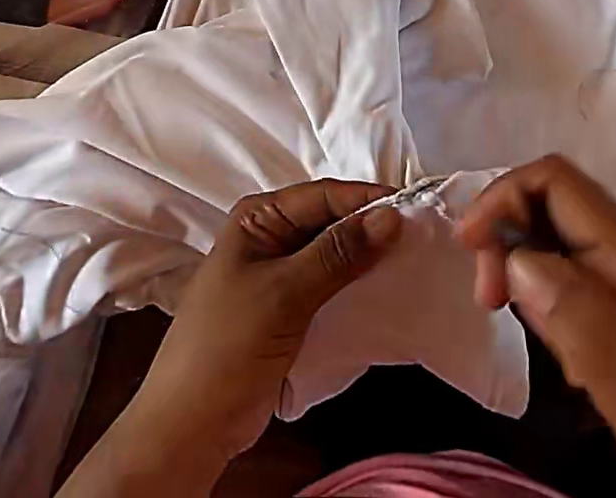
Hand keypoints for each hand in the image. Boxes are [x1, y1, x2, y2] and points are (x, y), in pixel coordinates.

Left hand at [58, 180, 403, 497]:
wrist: (192, 421)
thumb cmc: (229, 343)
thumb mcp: (285, 292)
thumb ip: (337, 253)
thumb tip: (390, 216)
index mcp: (259, 217)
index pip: (323, 195)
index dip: (368, 200)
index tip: (418, 208)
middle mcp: (271, 235)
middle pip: (330, 221)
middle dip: (372, 228)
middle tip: (423, 237)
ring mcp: (280, 272)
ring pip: (334, 253)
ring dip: (368, 258)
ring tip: (415, 262)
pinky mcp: (290, 306)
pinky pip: (331, 284)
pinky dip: (357, 285)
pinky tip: (387, 291)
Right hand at [458, 156, 615, 497]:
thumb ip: (592, 336)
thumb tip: (520, 260)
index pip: (554, 180)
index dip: (501, 202)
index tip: (474, 260)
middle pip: (555, 200)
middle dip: (507, 236)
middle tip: (491, 303)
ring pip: (566, 233)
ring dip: (525, 265)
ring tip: (522, 327)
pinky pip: (586, 269)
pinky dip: (553, 291)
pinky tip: (563, 344)